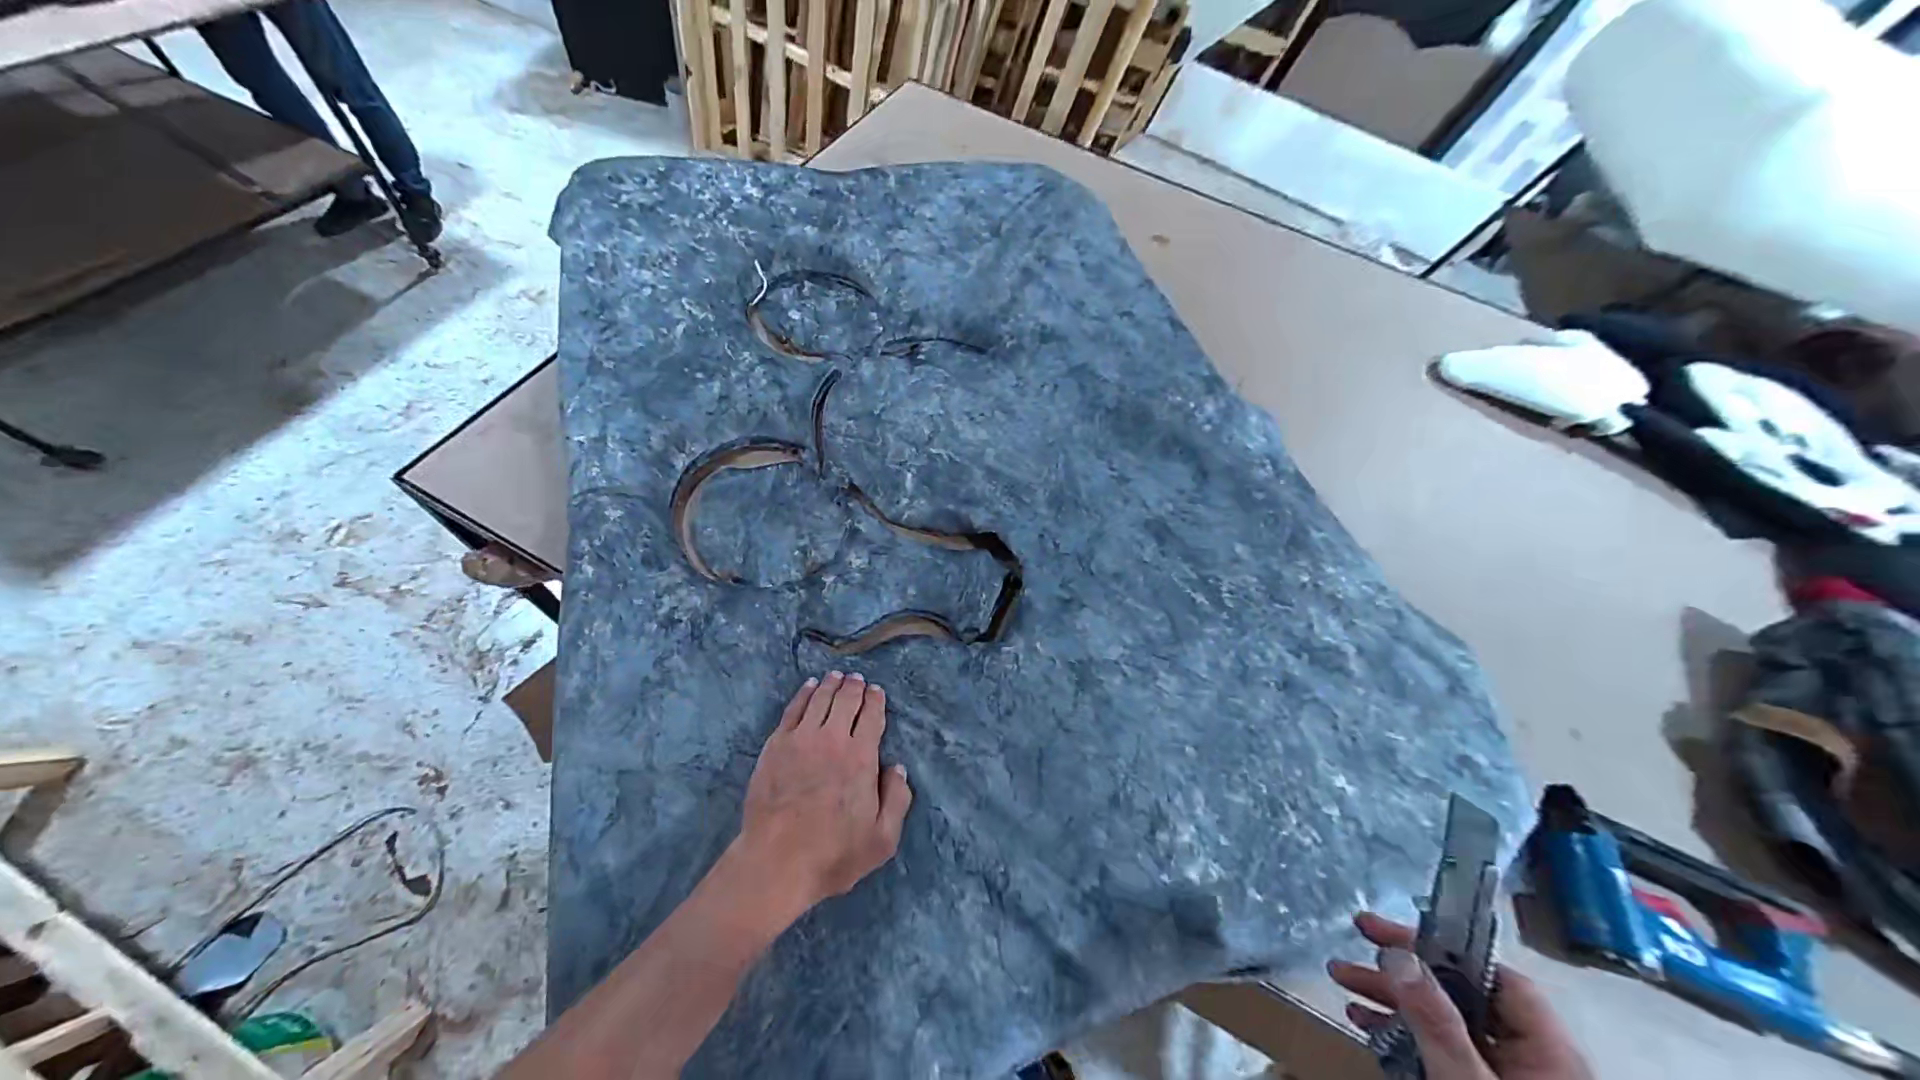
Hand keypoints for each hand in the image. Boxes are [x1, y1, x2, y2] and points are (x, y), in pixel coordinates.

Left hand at [729, 672, 913, 920]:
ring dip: (831, 685)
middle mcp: (832, 740)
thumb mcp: (883, 838)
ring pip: (819, 700)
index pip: (872, 717)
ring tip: (836, 676)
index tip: (877, 692)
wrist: (776, 861)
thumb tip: (897, 768)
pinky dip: (803, 694)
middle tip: (858, 679)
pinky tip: (809, 688)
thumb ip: (897, 799)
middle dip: (855, 687)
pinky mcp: (775, 746)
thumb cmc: (833, 853)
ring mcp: (800, 740)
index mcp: (861, 758)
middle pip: (846, 701)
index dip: (876, 701)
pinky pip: (793, 710)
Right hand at [1329, 913, 1592, 1079]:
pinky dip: (1402, 1032)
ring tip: (1341, 982)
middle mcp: (1530, 1057)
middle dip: (1399, 973)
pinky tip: (1364, 1023)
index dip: (1437, 946)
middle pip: (1460, 994)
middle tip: (1349, 952)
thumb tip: (1398, 955)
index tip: (1381, 932)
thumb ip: (1435, 1020)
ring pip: (1443, 1020)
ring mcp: (1504, 1076)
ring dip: (1391, 999)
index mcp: (1547, 1049)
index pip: (1493, 974)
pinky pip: (1440, 1049)